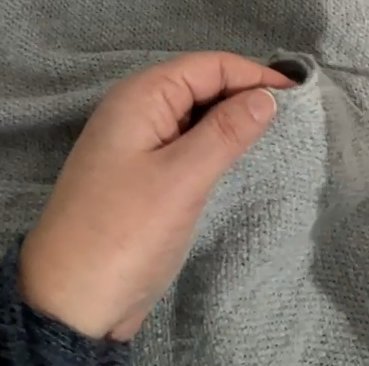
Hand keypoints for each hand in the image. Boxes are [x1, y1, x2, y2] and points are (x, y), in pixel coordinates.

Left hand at [20, 52, 294, 340]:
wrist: (68, 302)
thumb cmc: (123, 232)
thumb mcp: (181, 180)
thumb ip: (226, 132)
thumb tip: (268, 96)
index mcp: (142, 95)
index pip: (209, 66)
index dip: (254, 74)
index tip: (300, 95)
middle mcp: (138, 107)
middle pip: (202, 84)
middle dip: (245, 93)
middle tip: (296, 116)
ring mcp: (137, 140)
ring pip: (195, 113)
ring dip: (232, 119)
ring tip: (279, 135)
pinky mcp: (141, 170)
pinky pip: (185, 141)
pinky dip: (215, 143)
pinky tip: (240, 158)